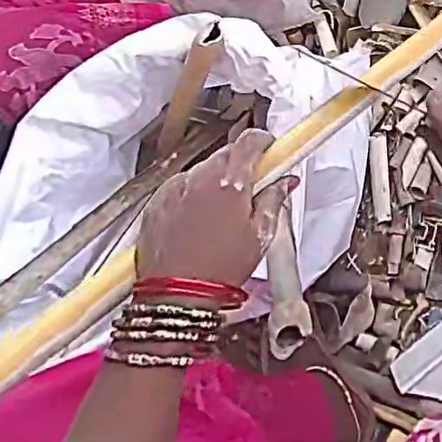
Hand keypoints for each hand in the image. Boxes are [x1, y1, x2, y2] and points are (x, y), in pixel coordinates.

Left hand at [138, 128, 285, 286]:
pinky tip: (197, 219)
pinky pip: (181, 185)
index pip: (249, 141)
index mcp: (229, 184)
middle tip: (250, 188)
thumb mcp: (259, 237)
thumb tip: (285, 182)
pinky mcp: (157, 202)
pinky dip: (192, 193)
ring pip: (203, 168)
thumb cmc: (218, 272)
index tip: (270, 149)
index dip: (263, 141)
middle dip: (241, 164)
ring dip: (215, 179)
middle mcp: (200, 179)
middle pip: (226, 153)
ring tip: (221, 211)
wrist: (175, 299)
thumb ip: (274, 200)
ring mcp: (175, 189)